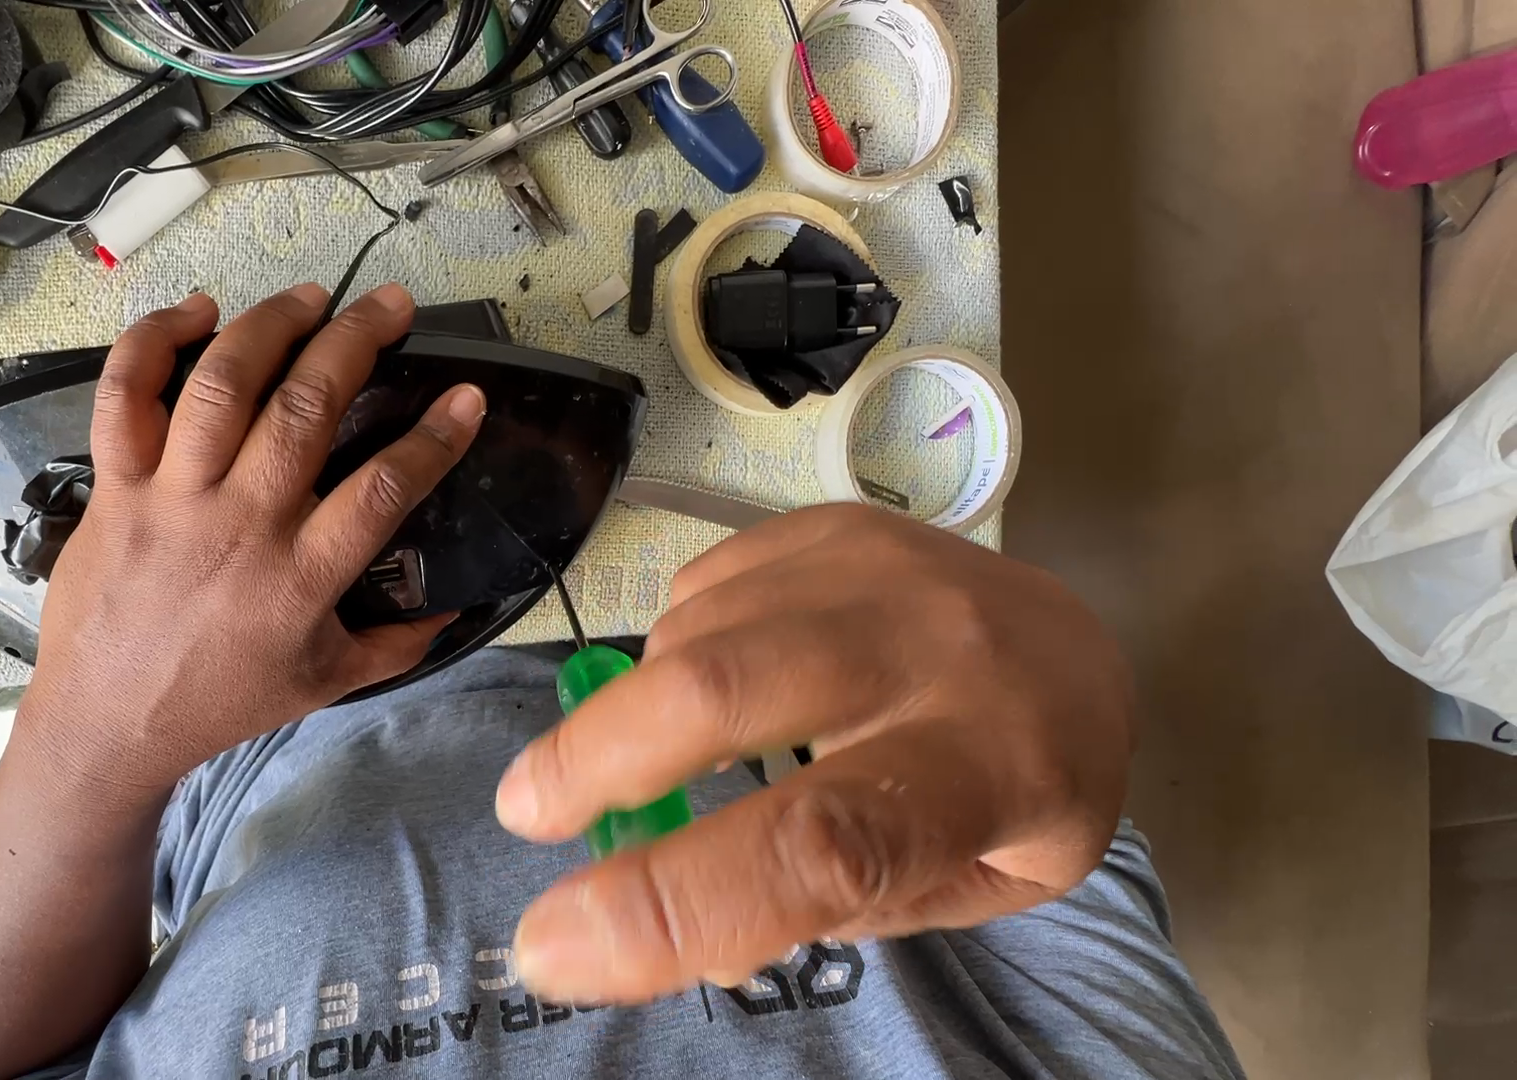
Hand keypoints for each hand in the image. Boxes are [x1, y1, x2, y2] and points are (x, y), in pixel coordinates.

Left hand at [16, 284, 484, 801]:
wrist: (108, 724)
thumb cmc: (227, 701)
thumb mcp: (332, 681)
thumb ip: (401, 644)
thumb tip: (456, 607)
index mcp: (303, 574)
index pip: (384, 488)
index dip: (435, 437)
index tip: (467, 396)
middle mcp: (242, 522)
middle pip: (306, 410)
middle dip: (357, 342)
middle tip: (391, 305)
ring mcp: (172, 496)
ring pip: (222, 385)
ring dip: (272, 325)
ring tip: (312, 297)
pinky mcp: (114, 486)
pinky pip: (125, 396)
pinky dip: (155, 341)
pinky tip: (197, 311)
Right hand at [494, 504, 1133, 1001]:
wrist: (1074, 642)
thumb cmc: (1022, 784)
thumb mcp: (968, 883)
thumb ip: (830, 907)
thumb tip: (678, 927)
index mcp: (985, 772)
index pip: (823, 846)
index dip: (675, 902)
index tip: (553, 944)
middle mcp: (931, 646)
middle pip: (725, 690)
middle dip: (599, 753)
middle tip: (528, 806)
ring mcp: (875, 563)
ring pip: (695, 633)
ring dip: (648, 702)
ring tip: (691, 734)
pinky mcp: (833, 522)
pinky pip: (700, 584)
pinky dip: (679, 642)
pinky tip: (732, 663)